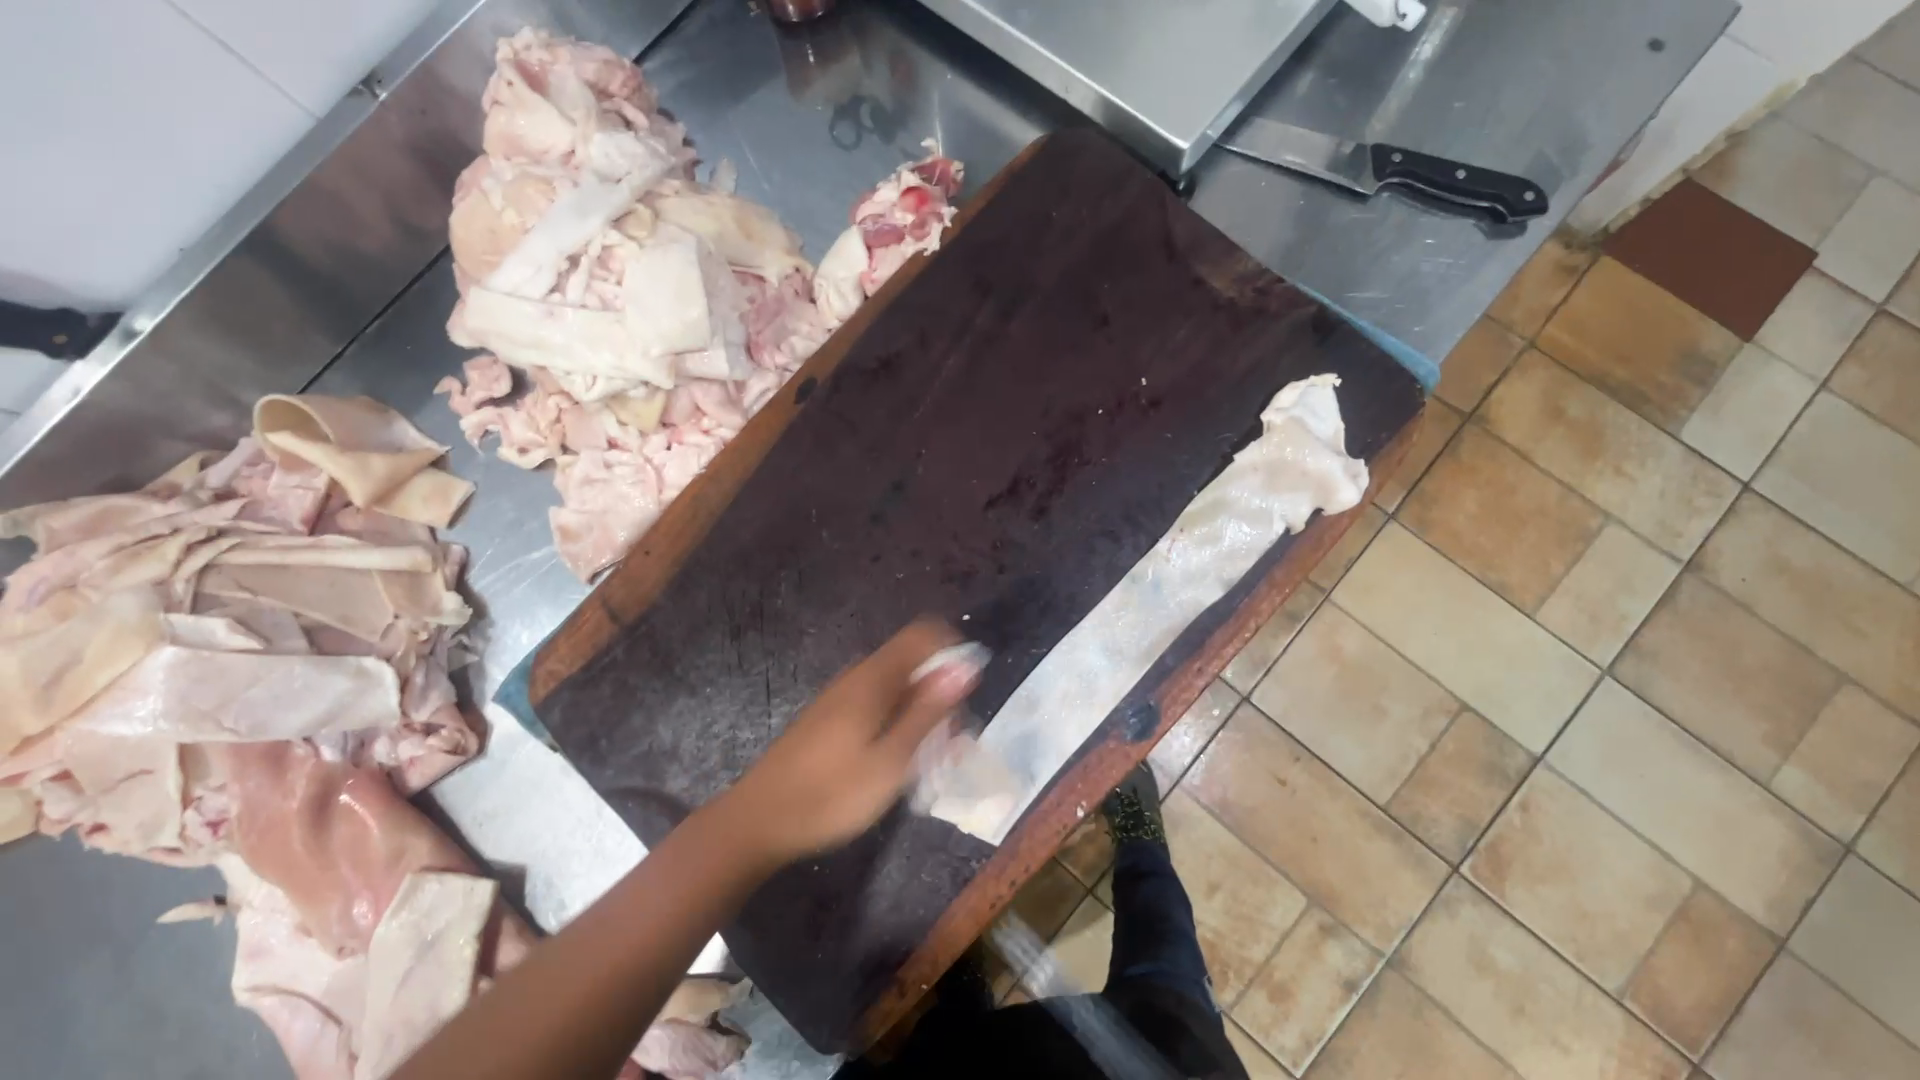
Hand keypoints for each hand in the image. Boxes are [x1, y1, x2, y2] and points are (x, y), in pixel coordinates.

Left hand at [718, 619, 983, 863]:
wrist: (758, 822)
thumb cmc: (832, 795)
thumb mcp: (891, 760)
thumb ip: (928, 711)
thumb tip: (964, 666)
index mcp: (872, 679)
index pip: (923, 635)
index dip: (952, 654)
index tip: (966, 698)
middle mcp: (855, 678)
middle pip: (910, 663)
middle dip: (939, 694)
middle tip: (950, 743)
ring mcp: (838, 699)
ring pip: (893, 688)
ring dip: (919, 714)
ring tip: (928, 760)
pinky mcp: (827, 721)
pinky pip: (874, 706)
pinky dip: (895, 725)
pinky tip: (894, 763)